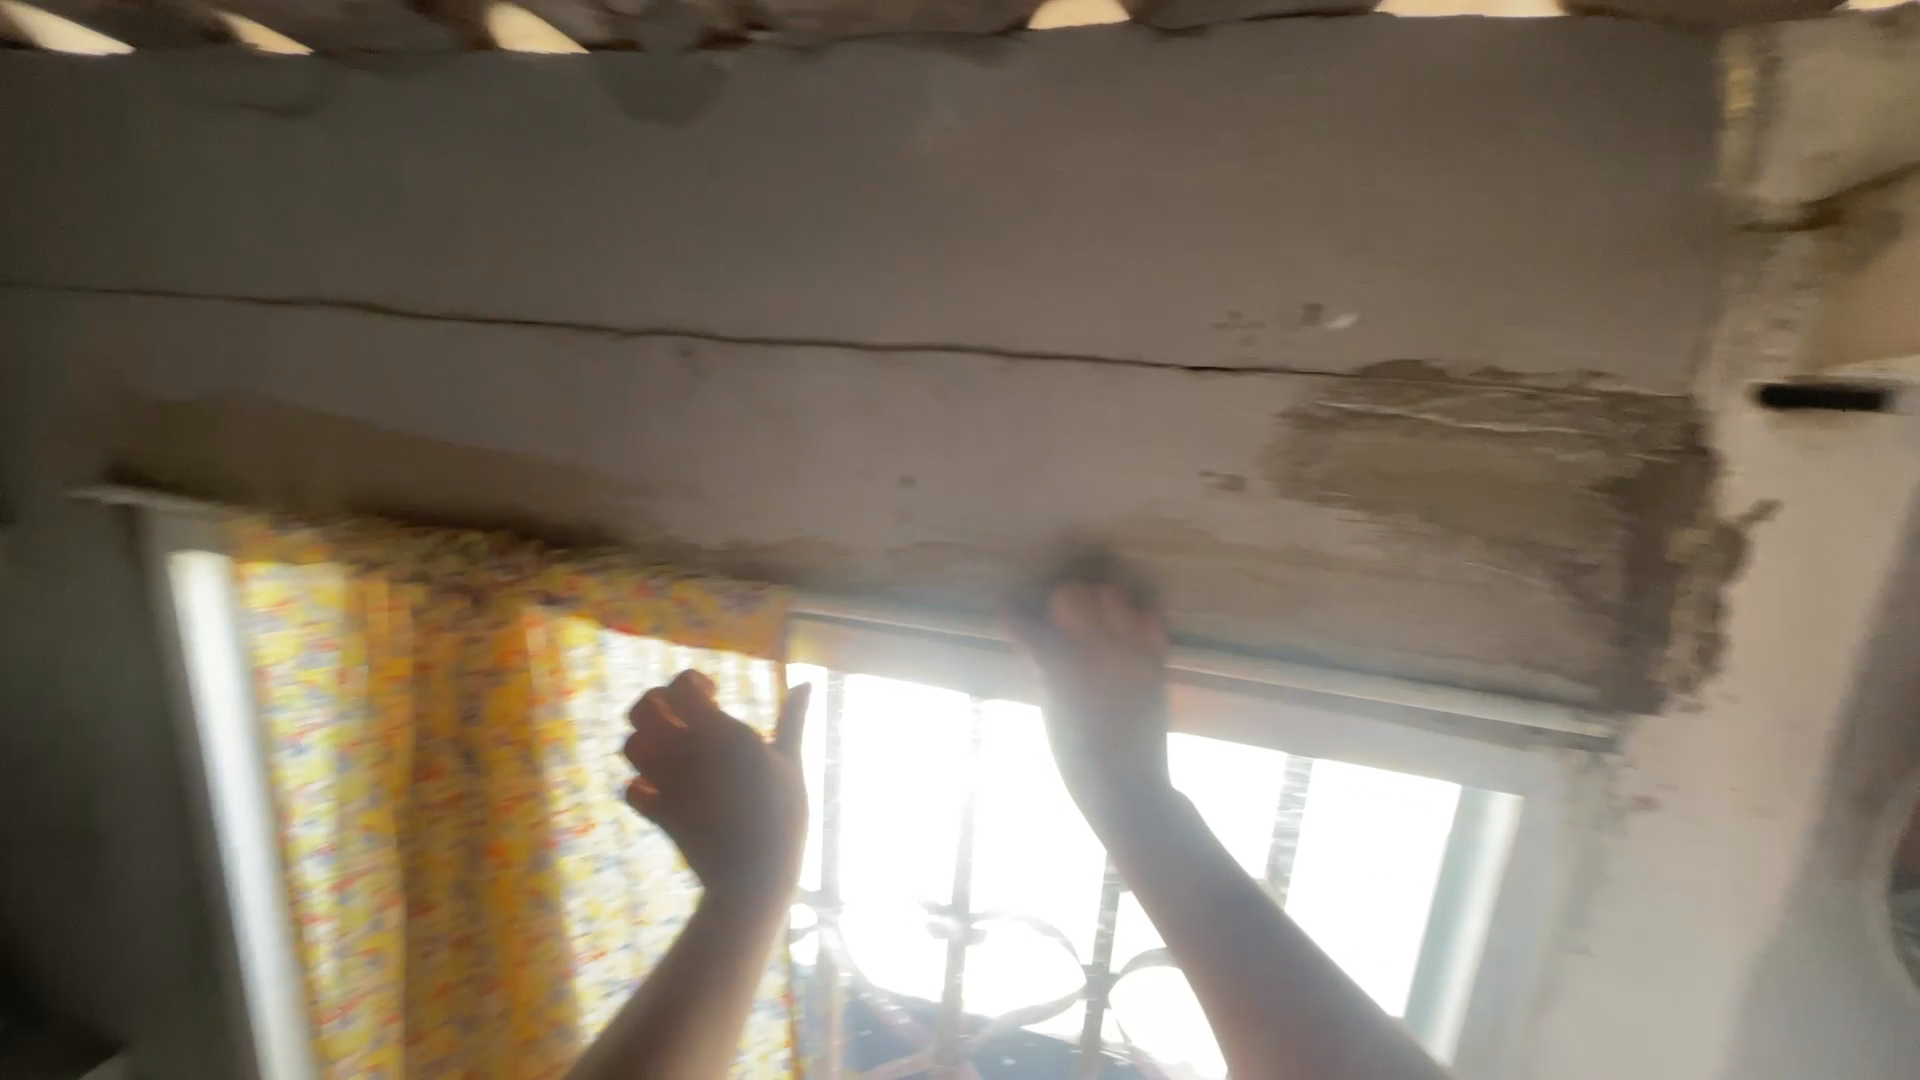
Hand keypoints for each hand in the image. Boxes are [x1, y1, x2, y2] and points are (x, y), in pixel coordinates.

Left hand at [624, 671, 811, 907]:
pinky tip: (664, 785)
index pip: (680, 686)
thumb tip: (807, 683)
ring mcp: (667, 783)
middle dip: (657, 703)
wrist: (753, 874)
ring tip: (674, 746)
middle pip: (643, 709)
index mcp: (720, 732)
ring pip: (631, 746)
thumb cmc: (782, 813)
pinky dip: (642, 783)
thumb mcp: (791, 761)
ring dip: (648, 739)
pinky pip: (632, 789)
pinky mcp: (658, 813)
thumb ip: (793, 718)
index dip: (690, 682)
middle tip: (682, 714)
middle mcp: (685, 751)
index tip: (712, 694)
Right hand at [1013, 581, 1172, 826]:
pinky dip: (1134, 620)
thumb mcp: (1049, 710)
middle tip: (1056, 622)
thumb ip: (1042, 669)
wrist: (1128, 786)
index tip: (1006, 613)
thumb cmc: (1077, 758)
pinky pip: (1149, 619)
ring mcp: (1132, 651)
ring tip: (1092, 625)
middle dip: (1061, 603)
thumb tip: (1032, 641)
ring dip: (1097, 604)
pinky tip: (1123, 637)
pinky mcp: (1155, 661)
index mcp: (1064, 665)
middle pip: (1075, 592)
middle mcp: (1099, 648)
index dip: (1014, 619)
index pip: (1031, 625)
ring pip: (1112, 595)